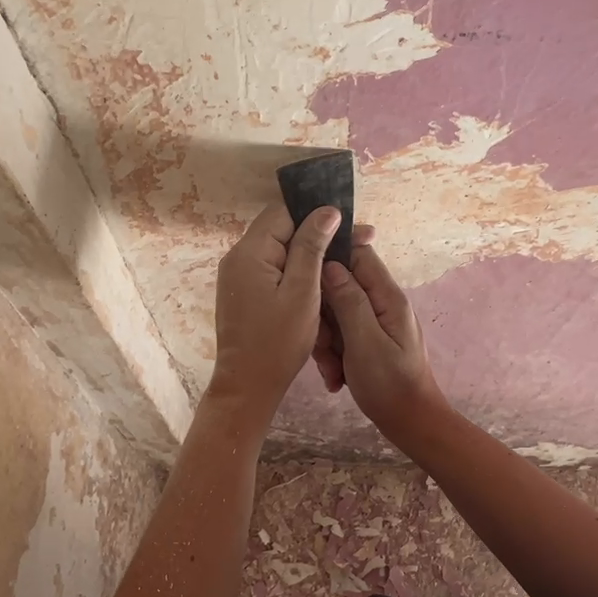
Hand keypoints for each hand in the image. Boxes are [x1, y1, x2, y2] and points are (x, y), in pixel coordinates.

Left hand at [209, 204, 340, 405]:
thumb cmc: (278, 341)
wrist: (248, 385)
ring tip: (346, 260)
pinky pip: (273, 269)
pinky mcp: (244, 291)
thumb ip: (312, 248)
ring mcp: (238, 275)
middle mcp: (238, 257)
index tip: (350, 224)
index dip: (316, 214)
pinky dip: (297, 271)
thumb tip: (327, 211)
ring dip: (310, 254)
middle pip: (281, 230)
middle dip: (318, 234)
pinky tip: (323, 279)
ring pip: (280, 251)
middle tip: (359, 240)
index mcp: (249, 252)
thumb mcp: (303, 292)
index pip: (283, 213)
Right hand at [318, 243, 446, 432]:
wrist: (411, 424)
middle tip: (321, 346)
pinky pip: (340, 335)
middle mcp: (382, 304)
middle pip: (341, 287)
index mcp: (387, 297)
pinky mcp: (367, 341)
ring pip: (336, 314)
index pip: (358, 254)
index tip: (305, 277)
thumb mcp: (365, 342)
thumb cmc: (389, 384)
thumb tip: (330, 264)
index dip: (330, 258)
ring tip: (329, 369)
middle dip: (323, 315)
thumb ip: (349, 301)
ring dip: (325, 341)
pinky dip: (333, 354)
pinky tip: (334, 377)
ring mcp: (374, 323)